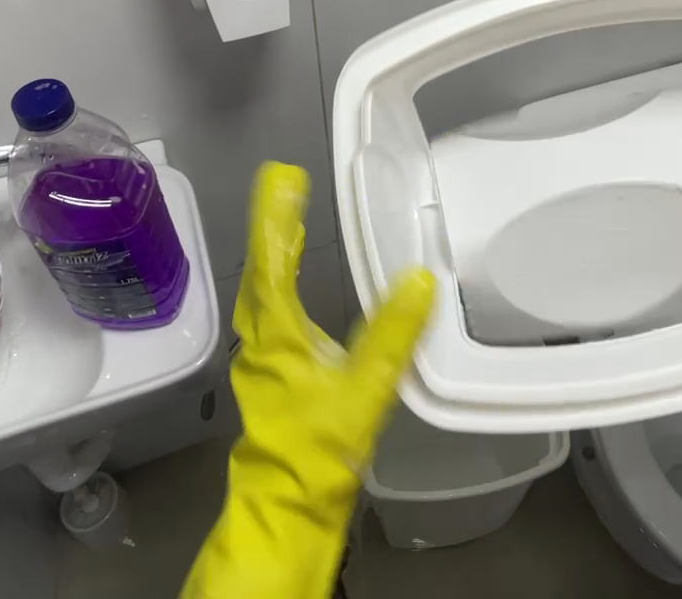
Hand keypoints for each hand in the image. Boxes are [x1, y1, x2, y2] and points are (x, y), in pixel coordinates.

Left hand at [182, 163, 435, 598]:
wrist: (290, 504)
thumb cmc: (319, 447)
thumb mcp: (364, 390)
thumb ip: (392, 336)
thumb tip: (420, 280)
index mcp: (276, 334)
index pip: (271, 262)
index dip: (276, 216)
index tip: (283, 176)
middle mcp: (262, 337)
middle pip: (261, 268)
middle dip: (273, 224)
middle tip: (286, 184)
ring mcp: (263, 353)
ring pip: (262, 288)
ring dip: (275, 248)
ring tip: (290, 215)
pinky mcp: (274, 368)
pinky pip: (270, 307)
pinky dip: (279, 277)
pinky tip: (294, 274)